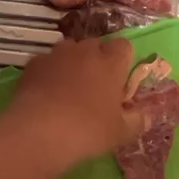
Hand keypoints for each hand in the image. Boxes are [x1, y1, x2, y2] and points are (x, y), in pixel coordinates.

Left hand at [0, 36, 142, 169]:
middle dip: (97, 60)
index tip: (119, 80)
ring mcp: (56, 54)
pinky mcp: (33, 63)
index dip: (122, 60)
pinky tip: (46, 93)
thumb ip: (136, 120)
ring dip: (72, 63)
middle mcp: (84, 51)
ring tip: (69, 89)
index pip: (123, 46)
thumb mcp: (120, 132)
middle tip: (95, 87)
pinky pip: (47, 62)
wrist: (39, 131)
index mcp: (110, 63)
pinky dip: (49, 72)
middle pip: (95, 45)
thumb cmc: (87, 130)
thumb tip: (144, 115)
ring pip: (69, 50)